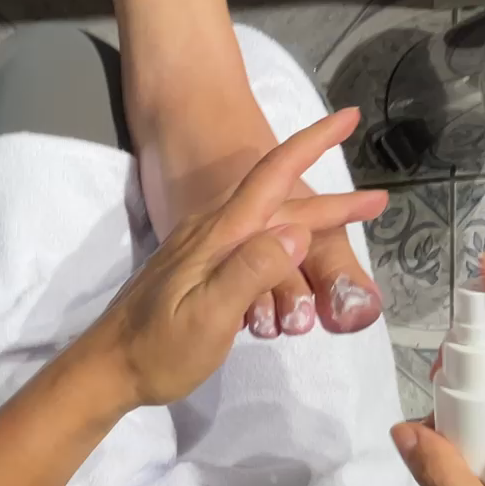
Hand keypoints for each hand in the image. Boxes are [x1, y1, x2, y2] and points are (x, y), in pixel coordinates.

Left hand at [76, 108, 386, 408]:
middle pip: (279, 203)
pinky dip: (282, 242)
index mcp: (219, 238)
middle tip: (378, 201)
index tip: (349, 118)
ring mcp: (200, 252)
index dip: (311, 144)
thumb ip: (249, 271)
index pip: (272, 179)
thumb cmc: (157, 349)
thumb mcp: (207, 316)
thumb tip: (297, 231)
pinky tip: (287, 256)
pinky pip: (250, 244)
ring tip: (344, 228)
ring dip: (309, 220)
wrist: (106, 367)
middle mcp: (211, 234)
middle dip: (331, 201)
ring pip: (265, 223)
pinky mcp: (195, 270)